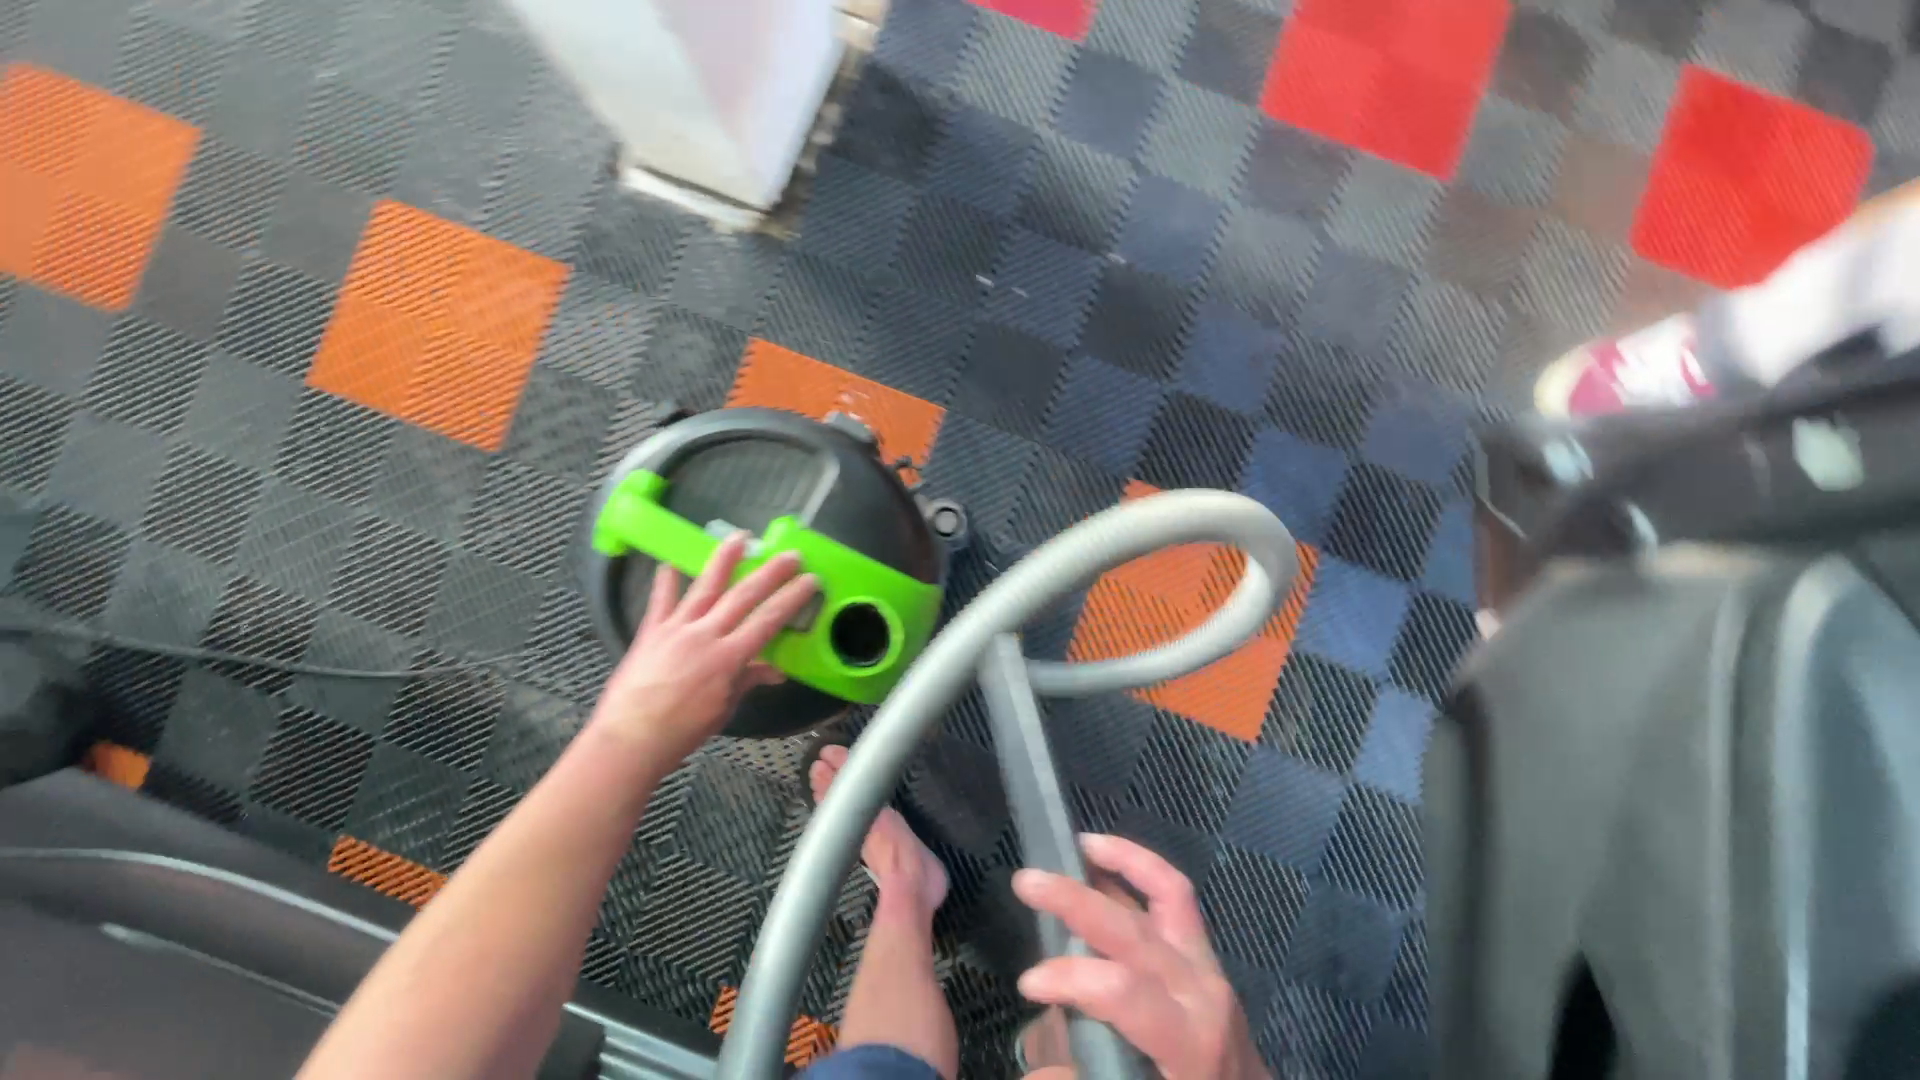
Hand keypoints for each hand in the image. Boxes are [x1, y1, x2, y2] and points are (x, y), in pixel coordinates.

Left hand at [592, 533, 817, 761]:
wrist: (630, 738)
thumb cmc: (682, 731)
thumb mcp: (724, 709)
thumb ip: (747, 682)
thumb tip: (774, 671)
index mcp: (729, 658)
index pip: (768, 620)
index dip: (792, 598)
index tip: (809, 580)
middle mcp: (706, 635)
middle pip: (743, 596)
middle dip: (770, 573)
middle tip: (790, 555)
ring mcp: (676, 629)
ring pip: (705, 587)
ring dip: (723, 560)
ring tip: (739, 538)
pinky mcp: (650, 632)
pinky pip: (660, 601)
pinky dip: (665, 581)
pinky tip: (669, 562)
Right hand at [1013, 834, 1268, 1079]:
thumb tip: (1037, 1069)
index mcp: (1190, 1041)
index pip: (1125, 991)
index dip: (1072, 979)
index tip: (1028, 985)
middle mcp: (1202, 992)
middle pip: (1137, 933)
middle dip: (1078, 902)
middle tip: (1026, 882)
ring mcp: (1207, 965)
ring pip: (1168, 895)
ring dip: (1120, 862)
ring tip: (1075, 845)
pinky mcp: (1205, 952)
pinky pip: (1175, 895)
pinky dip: (1139, 866)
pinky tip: (1104, 855)